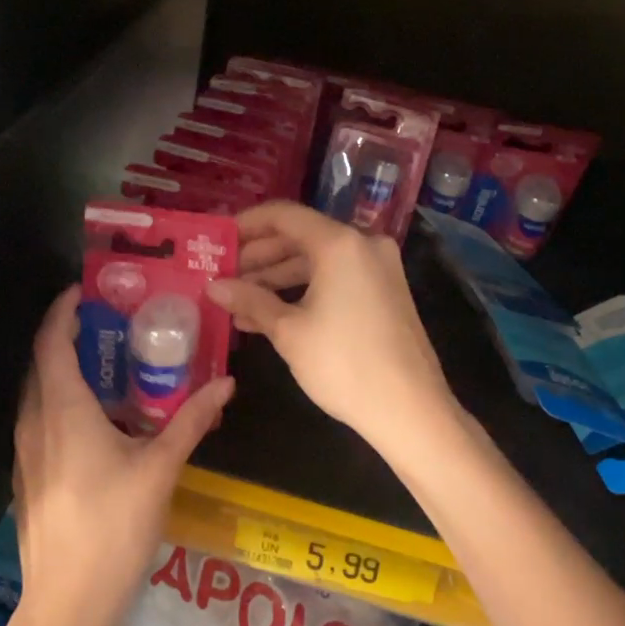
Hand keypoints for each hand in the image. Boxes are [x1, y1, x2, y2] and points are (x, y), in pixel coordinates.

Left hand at [2, 286, 234, 625]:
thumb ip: (191, 421)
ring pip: (41, 392)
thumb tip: (226, 383)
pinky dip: (65, 400)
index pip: (52, 340)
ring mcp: (26, 450)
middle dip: (72, 335)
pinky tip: (101, 418)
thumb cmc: (113, 526)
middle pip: (44, 362)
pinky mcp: (28, 475)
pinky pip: (42, 419)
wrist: (67, 602)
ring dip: (68, 369)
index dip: (64, 309)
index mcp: (62, 409)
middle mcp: (35, 420)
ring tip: (113, 363)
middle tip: (114, 321)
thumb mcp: (160, 469)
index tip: (89, 288)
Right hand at [205, 202, 457, 457]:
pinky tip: (269, 313)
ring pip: (317, 259)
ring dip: (277, 276)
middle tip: (221, 272)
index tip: (218, 239)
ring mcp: (378, 267)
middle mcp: (362, 244)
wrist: (411, 410)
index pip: (283, 215)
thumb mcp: (289, 331)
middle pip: (300, 236)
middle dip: (258, 255)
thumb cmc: (344, 364)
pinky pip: (335, 277)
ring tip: (237, 298)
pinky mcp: (384, 291)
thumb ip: (250, 300)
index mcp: (339, 243)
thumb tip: (213, 286)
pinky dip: (303, 289)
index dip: (247, 224)